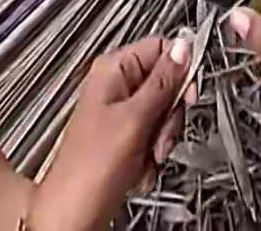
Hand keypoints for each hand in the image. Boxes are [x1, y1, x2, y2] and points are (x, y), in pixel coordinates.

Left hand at [26, 35, 190, 230]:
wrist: (72, 218)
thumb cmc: (91, 168)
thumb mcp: (134, 118)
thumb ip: (162, 82)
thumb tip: (183, 47)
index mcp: (114, 68)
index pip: (160, 48)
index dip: (179, 70)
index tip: (188, 93)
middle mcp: (116, 86)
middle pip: (165, 84)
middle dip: (168, 116)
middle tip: (158, 134)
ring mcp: (120, 114)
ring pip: (162, 115)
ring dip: (160, 141)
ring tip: (144, 155)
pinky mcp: (124, 140)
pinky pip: (153, 139)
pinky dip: (150, 158)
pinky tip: (137, 169)